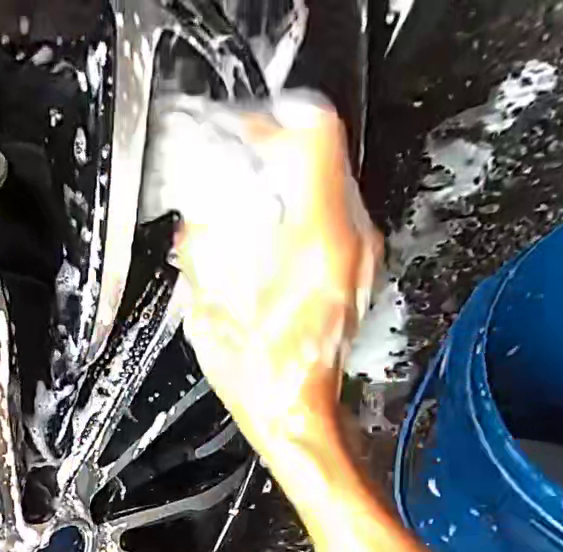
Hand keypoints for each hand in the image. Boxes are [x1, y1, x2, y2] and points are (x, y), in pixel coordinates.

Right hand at [171, 96, 382, 467]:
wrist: (298, 415)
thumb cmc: (264, 376)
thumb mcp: (212, 310)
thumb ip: (204, 249)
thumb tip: (200, 216)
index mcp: (316, 239)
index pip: (314, 133)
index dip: (270, 124)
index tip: (239, 140)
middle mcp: (350, 240)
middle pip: (319, 157)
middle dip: (270, 160)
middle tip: (233, 178)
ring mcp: (362, 257)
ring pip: (326, 188)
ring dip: (283, 190)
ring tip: (247, 217)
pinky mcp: (359, 273)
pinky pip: (331, 221)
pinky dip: (298, 219)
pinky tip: (268, 248)